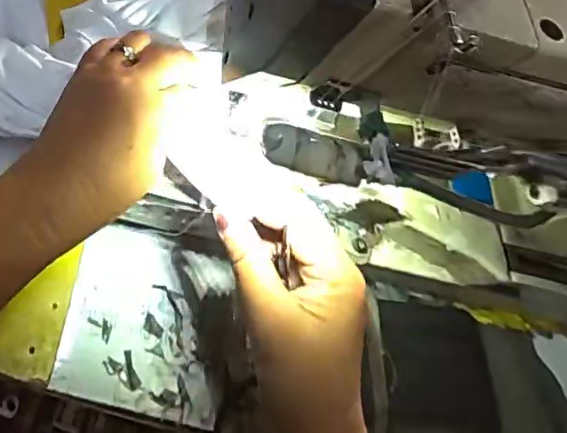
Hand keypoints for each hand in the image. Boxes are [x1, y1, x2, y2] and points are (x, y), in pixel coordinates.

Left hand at [7, 32, 194, 250]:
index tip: (197, 89)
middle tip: (184, 74)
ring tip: (153, 66)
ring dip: (150, 50)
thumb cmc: (108, 186)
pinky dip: (120, 48)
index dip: (192, 82)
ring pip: (133, 40)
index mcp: (146, 94)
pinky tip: (124, 63)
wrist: (52, 193)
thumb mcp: (153, 163)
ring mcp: (99, 71)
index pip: (180, 76)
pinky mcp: (79, 76)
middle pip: (162, 51)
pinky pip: (104, 46)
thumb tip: (166, 110)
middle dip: (178, 61)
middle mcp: (124, 74)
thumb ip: (163, 128)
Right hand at [215, 195, 367, 432]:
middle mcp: (342, 269)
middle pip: (301, 226)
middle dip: (265, 213)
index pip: (299, 218)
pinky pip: (296, 264)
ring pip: (297, 243)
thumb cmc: (295, 377)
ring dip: (267, 232)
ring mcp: (333, 285)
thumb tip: (225, 212)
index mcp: (337, 268)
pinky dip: (274, 255)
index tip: (230, 188)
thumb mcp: (266, 315)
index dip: (264, 202)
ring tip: (234, 218)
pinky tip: (252, 248)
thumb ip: (247, 258)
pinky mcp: (321, 300)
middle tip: (228, 200)